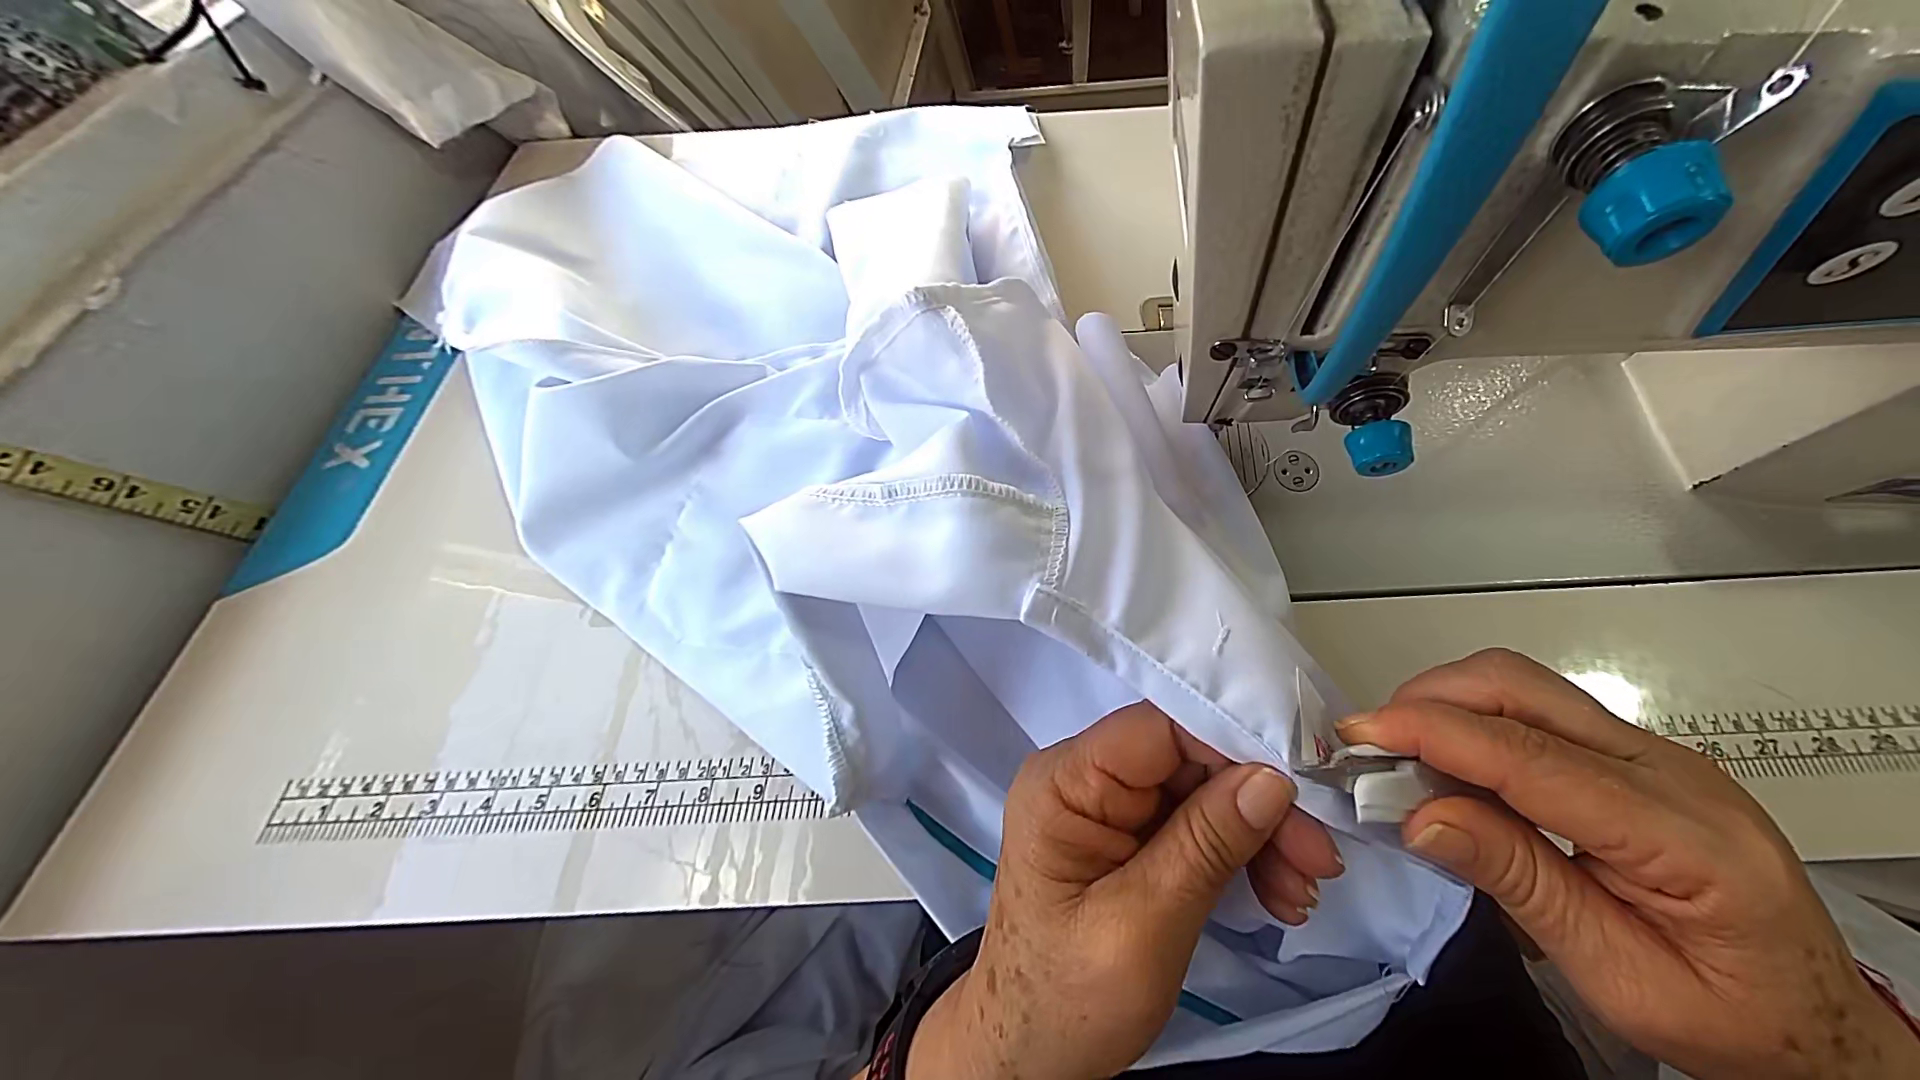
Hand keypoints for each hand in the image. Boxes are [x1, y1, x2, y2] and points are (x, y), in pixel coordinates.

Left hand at [907, 701, 1343, 1079]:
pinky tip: (1274, 893)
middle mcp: (1081, 777)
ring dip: (1257, 833)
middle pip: (1185, 758)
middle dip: (1257, 802)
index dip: (1231, 745)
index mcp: (1063, 781)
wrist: (1028, 1049)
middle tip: (1318, 860)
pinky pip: (1192, 823)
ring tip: (1299, 892)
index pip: (1156, 729)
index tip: (1300, 789)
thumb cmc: (1067, 996)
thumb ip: (1204, 846)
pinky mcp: (1125, 835)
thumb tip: (1271, 778)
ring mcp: (1103, 806)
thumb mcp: (1142, 926)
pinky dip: (1238, 852)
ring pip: (1198, 790)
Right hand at [1338, 649, 1919, 1079]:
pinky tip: (1448, 763)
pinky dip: (1468, 720)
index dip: (1429, 732)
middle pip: (1518, 686)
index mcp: (1684, 837)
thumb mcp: (1618, 976)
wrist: (1817, 1025)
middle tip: (1373, 747)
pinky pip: (1529, 707)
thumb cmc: (1728, 1019)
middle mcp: (1670, 770)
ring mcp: (1652, 752)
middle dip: (1426, 701)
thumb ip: (1519, 883)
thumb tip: (1421, 818)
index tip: (1358, 736)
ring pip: (1517, 683)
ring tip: (1403, 757)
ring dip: (1443, 705)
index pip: (1526, 754)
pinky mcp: (1628, 751)